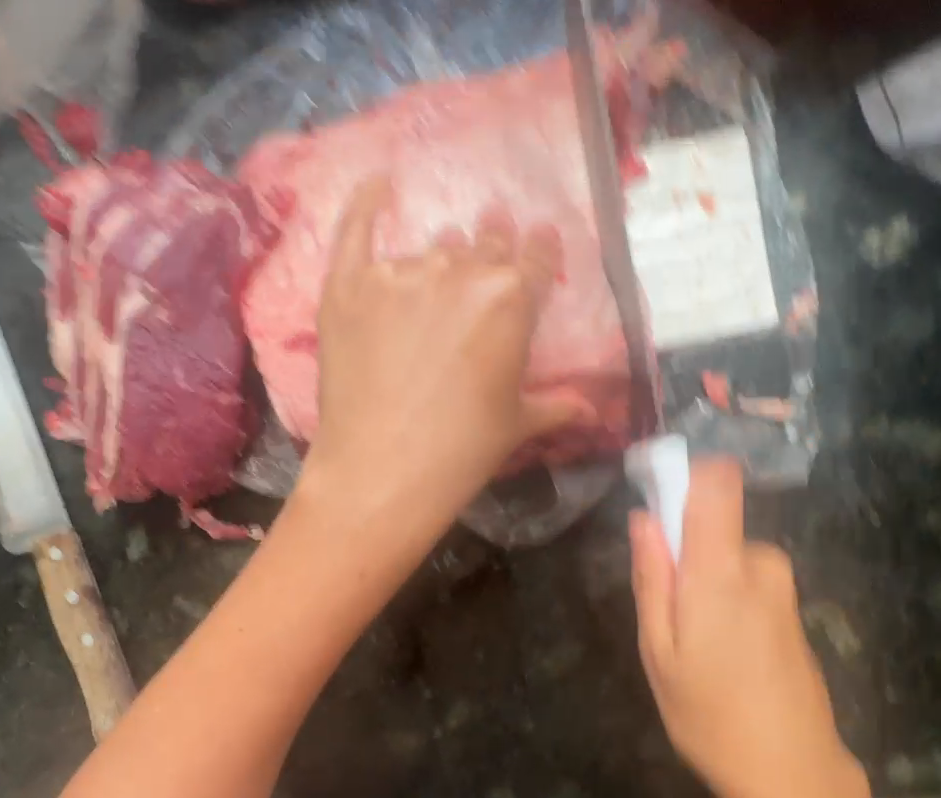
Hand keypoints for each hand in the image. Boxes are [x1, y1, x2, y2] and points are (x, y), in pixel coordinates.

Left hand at [303, 176, 585, 530]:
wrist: (383, 470)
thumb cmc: (462, 451)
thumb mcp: (518, 424)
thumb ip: (555, 404)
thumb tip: (591, 408)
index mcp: (513, 299)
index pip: (536, 258)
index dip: (538, 250)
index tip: (536, 244)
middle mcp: (461, 271)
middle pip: (484, 242)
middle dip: (493, 242)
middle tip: (489, 247)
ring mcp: (401, 274)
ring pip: (430, 248)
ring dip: (441, 256)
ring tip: (437, 269)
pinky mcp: (349, 285)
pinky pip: (358, 230)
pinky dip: (367, 203)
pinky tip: (378, 184)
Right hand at [630, 459, 869, 797]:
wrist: (793, 774)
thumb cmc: (709, 717)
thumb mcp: (658, 653)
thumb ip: (652, 578)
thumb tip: (646, 518)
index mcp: (721, 572)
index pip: (718, 482)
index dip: (687, 474)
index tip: (659, 500)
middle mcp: (761, 567)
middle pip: (716, 526)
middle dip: (685, 557)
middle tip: (668, 624)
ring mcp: (784, 590)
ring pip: (729, 559)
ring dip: (704, 588)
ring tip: (695, 653)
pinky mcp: (794, 612)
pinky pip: (748, 584)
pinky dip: (727, 606)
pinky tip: (725, 661)